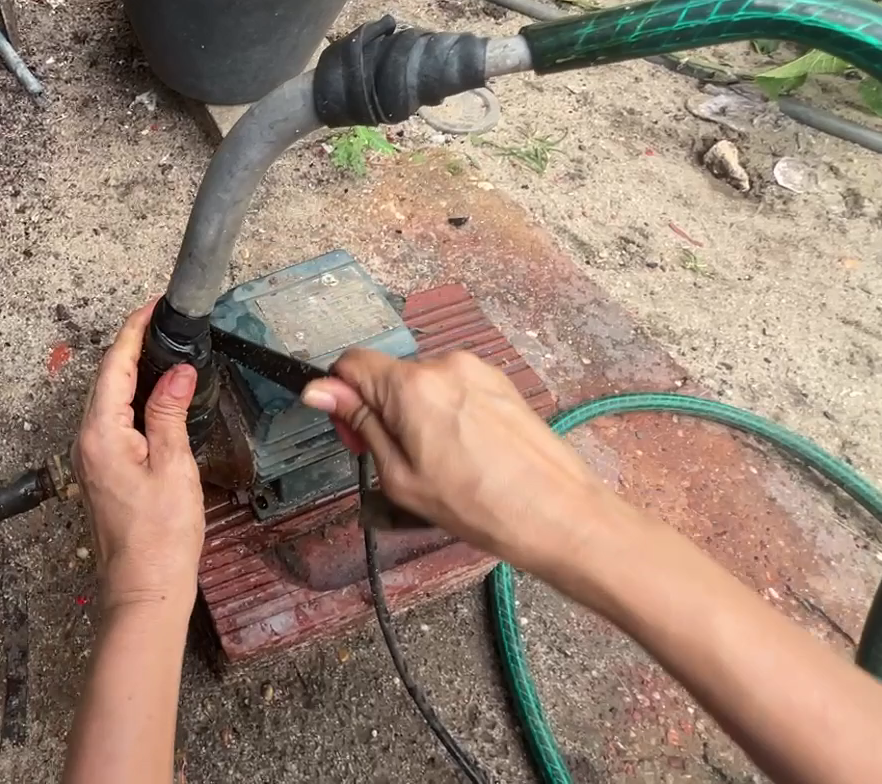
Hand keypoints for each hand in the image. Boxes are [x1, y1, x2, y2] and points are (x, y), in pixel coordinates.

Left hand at [71, 300, 204, 616]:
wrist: (144, 590)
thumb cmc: (161, 537)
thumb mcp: (173, 467)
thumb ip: (169, 413)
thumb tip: (177, 370)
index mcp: (100, 433)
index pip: (114, 366)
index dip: (133, 331)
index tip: (153, 306)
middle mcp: (86, 439)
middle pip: (105, 377)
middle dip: (131, 345)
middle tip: (162, 322)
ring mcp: (89, 455)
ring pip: (107, 397)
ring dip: (131, 369)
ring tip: (161, 347)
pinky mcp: (100, 468)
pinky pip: (111, 418)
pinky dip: (130, 396)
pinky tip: (153, 393)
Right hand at [300, 349, 607, 571]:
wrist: (564, 518)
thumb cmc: (479, 507)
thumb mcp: (400, 475)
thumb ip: (359, 424)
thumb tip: (317, 389)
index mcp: (411, 385)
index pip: (350, 363)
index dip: (341, 396)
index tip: (354, 432)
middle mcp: (442, 364)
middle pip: (386, 375)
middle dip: (379, 410)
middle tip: (397, 459)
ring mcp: (475, 369)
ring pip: (418, 384)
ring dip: (413, 412)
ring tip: (439, 460)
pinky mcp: (498, 381)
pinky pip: (450, 387)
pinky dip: (443, 411)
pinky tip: (464, 450)